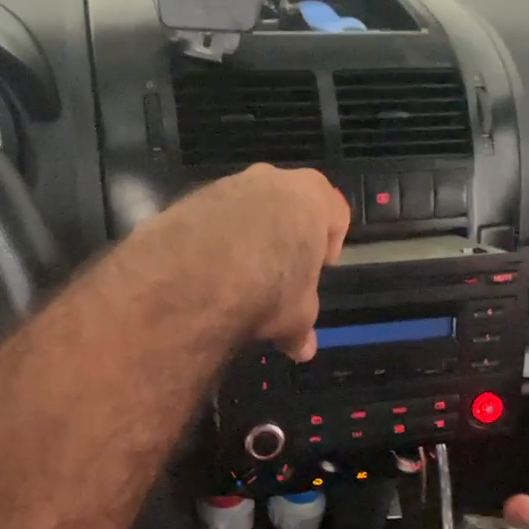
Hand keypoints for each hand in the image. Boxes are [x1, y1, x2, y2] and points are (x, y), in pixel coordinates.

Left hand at [153, 165, 348, 360]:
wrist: (195, 276)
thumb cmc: (269, 287)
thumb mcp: (296, 316)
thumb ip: (302, 327)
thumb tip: (303, 349)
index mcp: (312, 197)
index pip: (336, 212)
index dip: (331, 242)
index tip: (319, 268)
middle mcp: (272, 179)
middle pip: (289, 203)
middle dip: (287, 234)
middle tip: (281, 270)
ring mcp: (228, 184)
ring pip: (248, 207)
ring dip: (249, 234)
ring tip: (241, 275)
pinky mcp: (192, 198)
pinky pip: (213, 217)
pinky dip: (216, 238)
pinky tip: (210, 270)